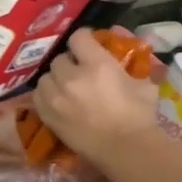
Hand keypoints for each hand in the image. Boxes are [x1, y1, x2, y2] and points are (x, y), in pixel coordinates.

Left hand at [35, 28, 163, 161]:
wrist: (119, 144)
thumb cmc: (138, 112)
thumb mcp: (143, 82)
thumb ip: (130, 66)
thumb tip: (128, 58)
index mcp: (97, 65)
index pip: (78, 39)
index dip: (82, 37)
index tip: (87, 40)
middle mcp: (70, 78)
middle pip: (58, 60)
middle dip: (69, 61)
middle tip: (79, 68)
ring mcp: (53, 97)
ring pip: (44, 77)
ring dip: (54, 78)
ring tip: (66, 84)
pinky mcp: (44, 113)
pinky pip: (37, 95)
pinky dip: (45, 93)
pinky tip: (56, 98)